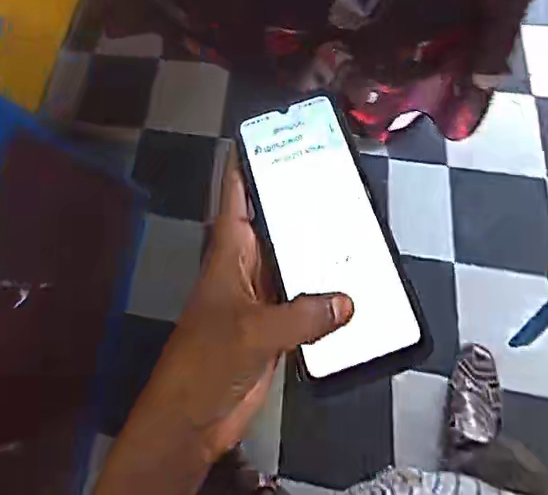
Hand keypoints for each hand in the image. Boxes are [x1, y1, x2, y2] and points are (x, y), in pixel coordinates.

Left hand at [95, 158, 353, 493]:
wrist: (192, 414)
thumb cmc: (207, 358)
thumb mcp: (254, 330)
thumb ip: (303, 315)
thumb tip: (348, 302)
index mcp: (229, 247)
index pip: (237, 191)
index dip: (246, 160)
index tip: (266, 133)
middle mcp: (246, 262)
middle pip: (274, 221)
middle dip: (298, 200)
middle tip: (333, 175)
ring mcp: (261, 293)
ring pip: (292, 259)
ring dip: (316, 249)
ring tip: (354, 224)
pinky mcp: (275, 324)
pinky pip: (304, 299)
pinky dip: (325, 294)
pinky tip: (352, 288)